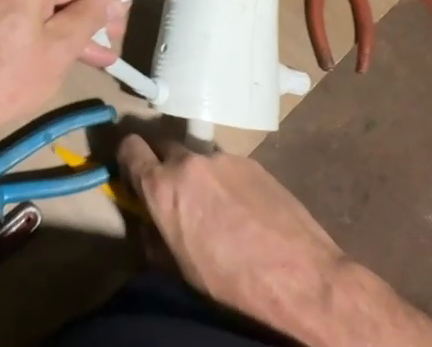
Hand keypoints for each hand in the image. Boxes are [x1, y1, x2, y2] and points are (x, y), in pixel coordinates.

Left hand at [0, 0, 129, 167]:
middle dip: (95, 4)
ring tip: (106, 55)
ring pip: (49, 0)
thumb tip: (110, 1)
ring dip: (78, 23)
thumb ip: (87, 19)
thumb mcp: (57, 51)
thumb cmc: (4, 76)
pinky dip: (55, 29)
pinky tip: (75, 56)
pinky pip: (30, 13)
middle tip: (119, 35)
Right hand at [117, 136, 350, 341]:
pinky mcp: (253, 163)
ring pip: (199, 158)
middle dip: (164, 166)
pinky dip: (228, 182)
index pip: (129, 148)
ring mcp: (223, 158)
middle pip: (163, 147)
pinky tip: (246, 210)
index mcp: (162, 187)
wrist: (301, 279)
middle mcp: (188, 162)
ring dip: (199, 176)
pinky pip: (228, 166)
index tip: (136, 176)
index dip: (129, 160)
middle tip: (178, 196)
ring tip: (220, 209)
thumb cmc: (232, 283)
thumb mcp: (180, 269)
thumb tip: (149, 222)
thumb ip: (154, 235)